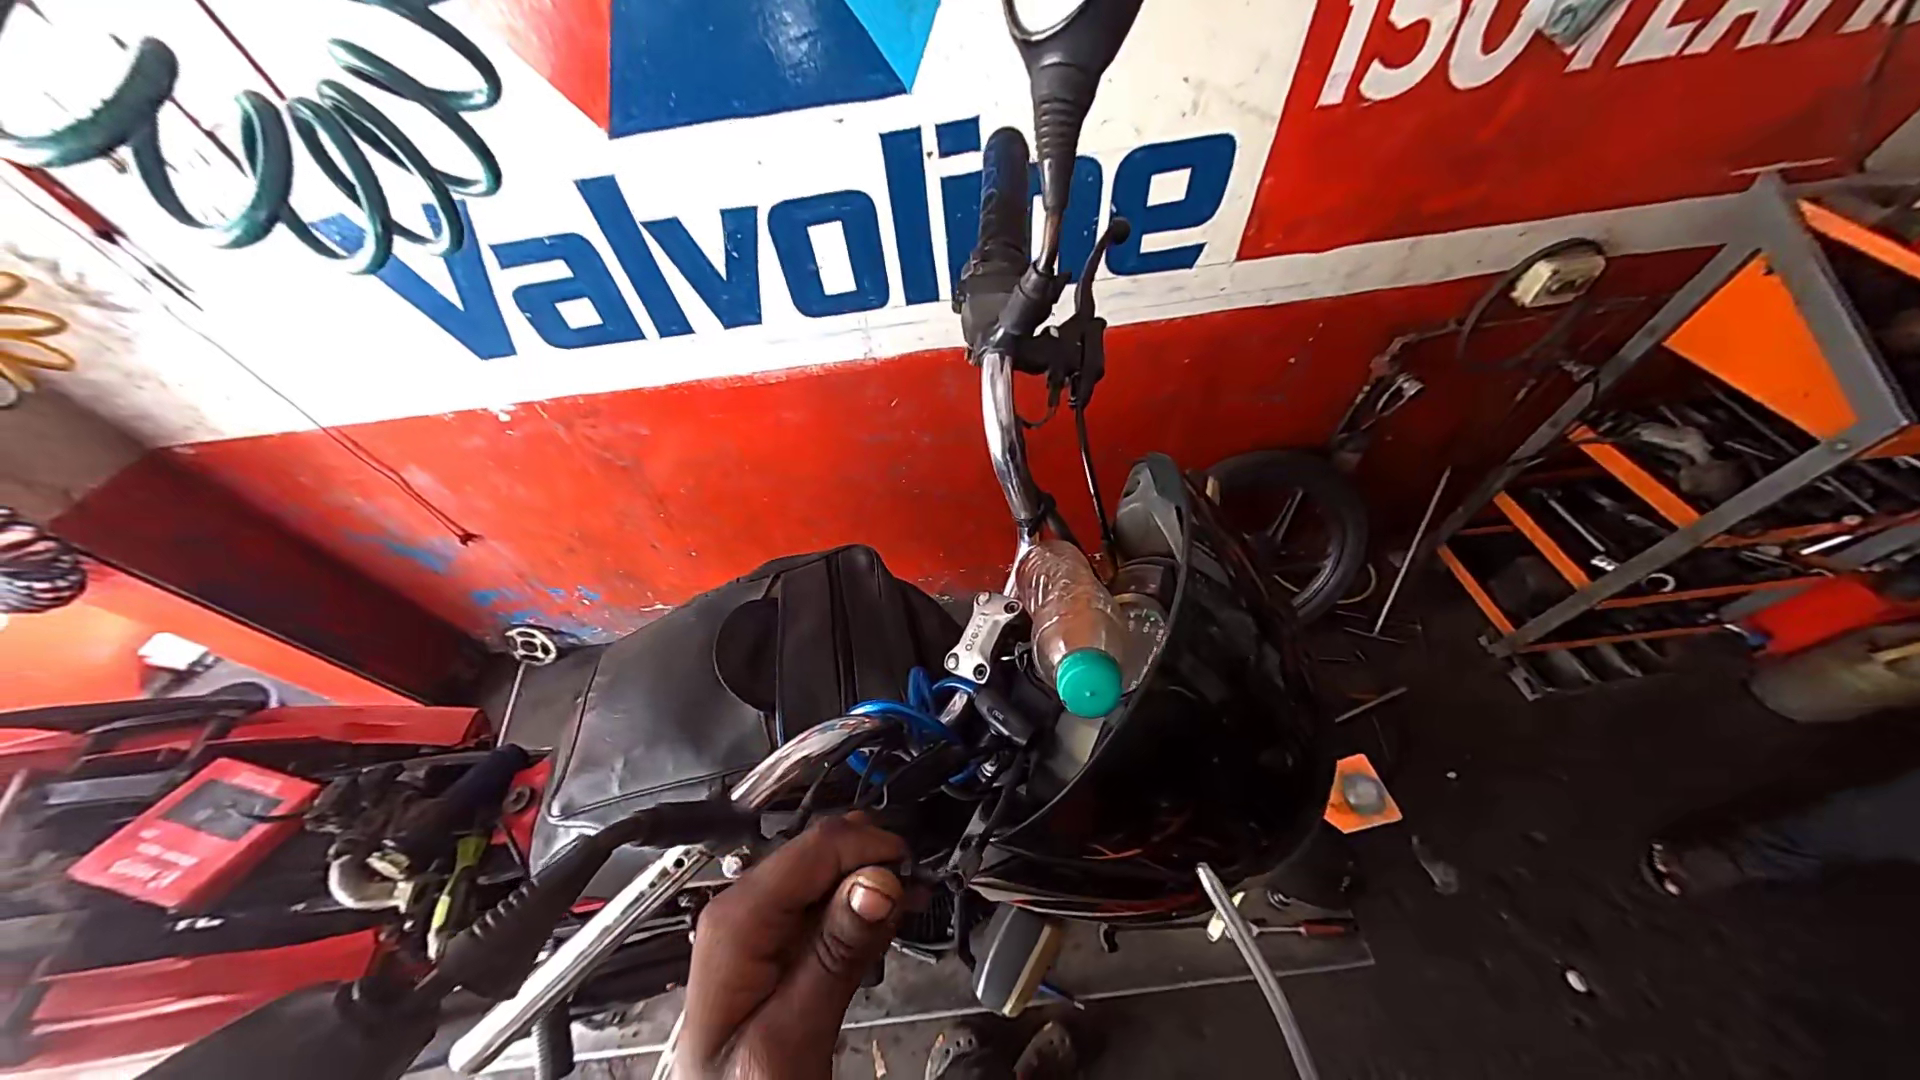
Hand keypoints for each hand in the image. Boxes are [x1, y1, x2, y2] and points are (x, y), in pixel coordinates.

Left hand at [677, 814, 913, 1078]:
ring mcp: (762, 922)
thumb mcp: (790, 1041)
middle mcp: (744, 908)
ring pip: (830, 868)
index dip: (871, 849)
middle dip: (874, 859)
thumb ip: (834, 958)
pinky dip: (864, 899)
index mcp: (737, 920)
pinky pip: (829, 898)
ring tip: (907, 900)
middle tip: (913, 889)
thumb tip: (878, 882)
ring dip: (873, 877)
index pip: (817, 846)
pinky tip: (885, 914)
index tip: (910, 874)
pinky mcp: (781, 939)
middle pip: (824, 849)